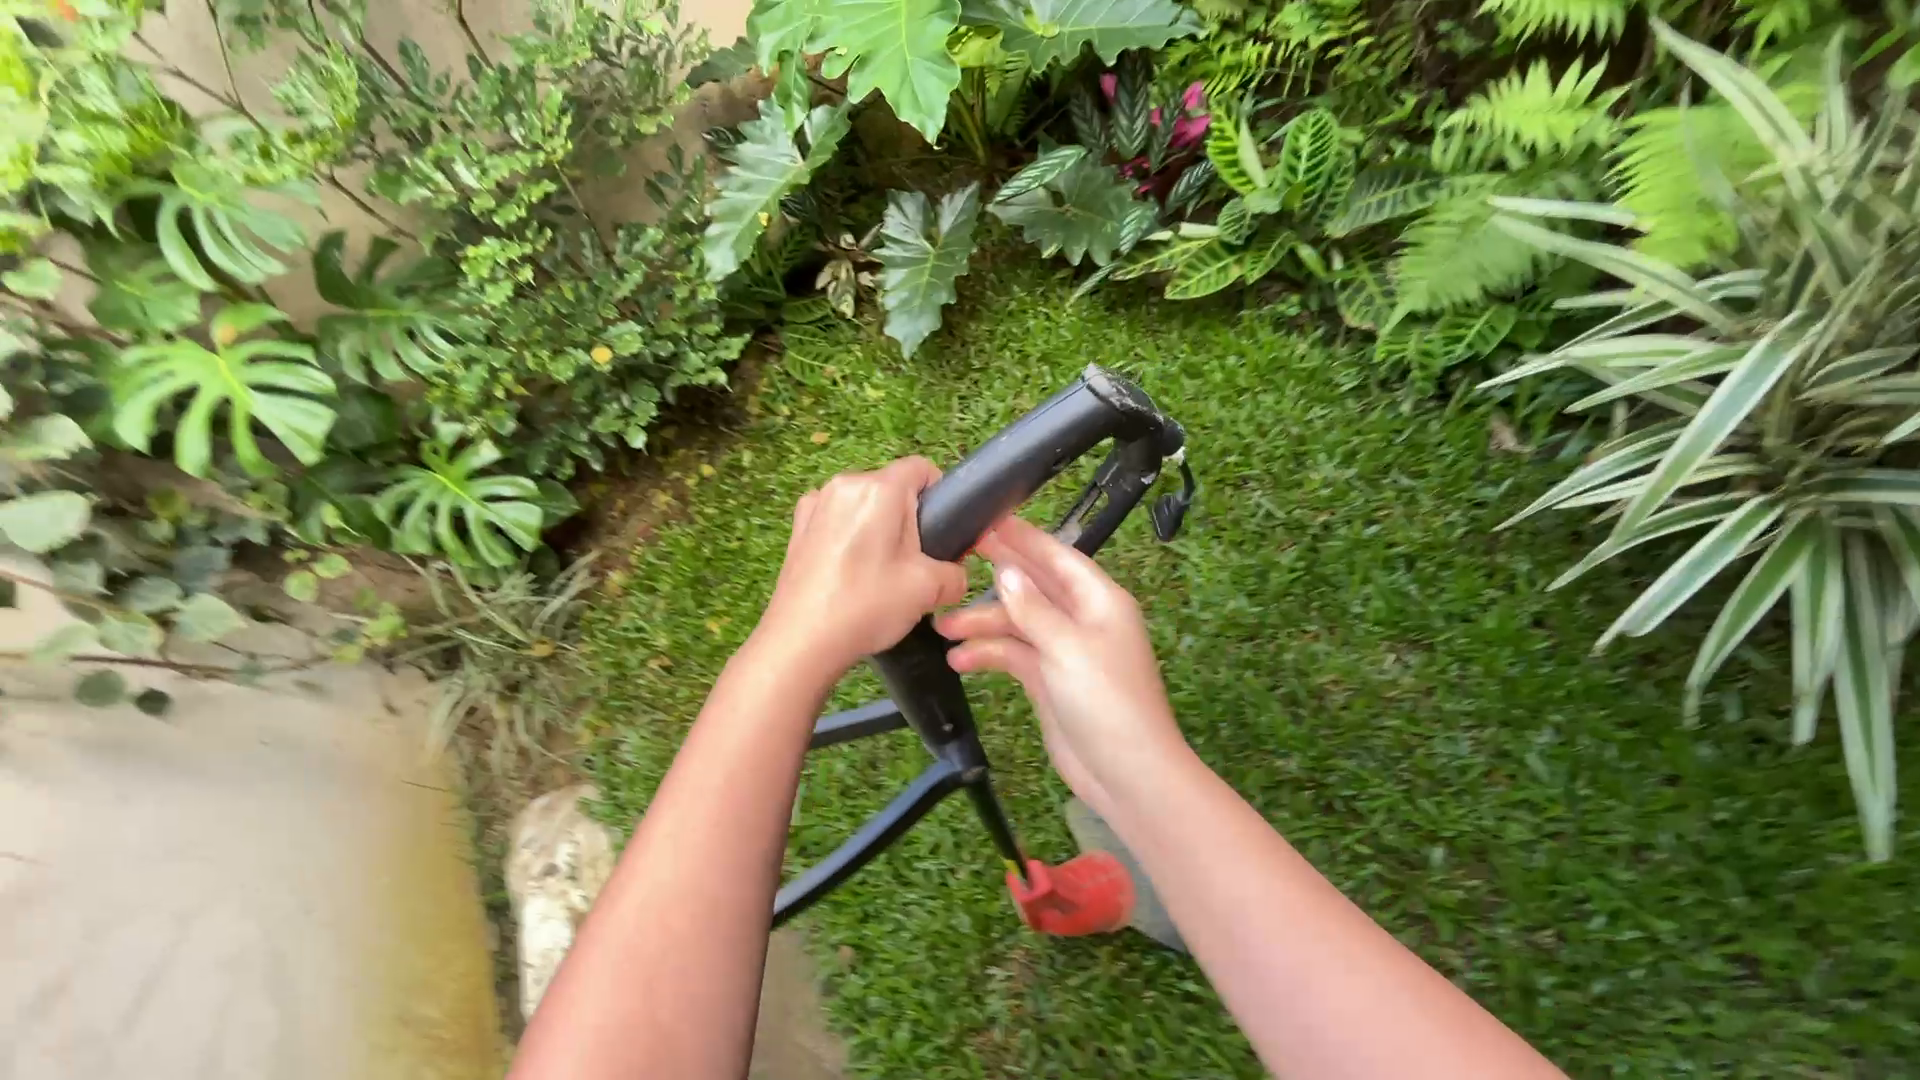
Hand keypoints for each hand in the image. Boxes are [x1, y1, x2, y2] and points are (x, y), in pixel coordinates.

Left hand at [757, 456, 970, 679]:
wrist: (801, 642)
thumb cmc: (867, 606)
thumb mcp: (929, 590)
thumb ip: (956, 573)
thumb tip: (954, 572)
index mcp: (878, 489)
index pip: (922, 468)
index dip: (942, 495)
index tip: (943, 532)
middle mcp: (844, 485)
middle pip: (892, 488)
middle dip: (909, 519)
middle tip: (914, 564)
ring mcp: (815, 504)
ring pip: (864, 505)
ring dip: (878, 529)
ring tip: (880, 574)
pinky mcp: (798, 527)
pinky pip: (838, 520)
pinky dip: (850, 538)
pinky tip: (849, 574)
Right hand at [934, 516, 1185, 817]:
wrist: (1126, 773)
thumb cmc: (1107, 701)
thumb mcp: (1068, 647)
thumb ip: (1033, 608)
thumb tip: (1006, 571)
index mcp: (1099, 601)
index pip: (1056, 557)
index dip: (1022, 539)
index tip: (985, 522)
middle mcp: (1082, 619)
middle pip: (1033, 588)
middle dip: (995, 579)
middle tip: (953, 563)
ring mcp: (1064, 651)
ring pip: (1017, 624)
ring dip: (983, 624)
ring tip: (943, 628)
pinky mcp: (1048, 680)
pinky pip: (1014, 655)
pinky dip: (989, 654)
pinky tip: (961, 660)